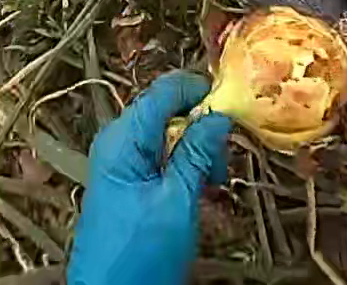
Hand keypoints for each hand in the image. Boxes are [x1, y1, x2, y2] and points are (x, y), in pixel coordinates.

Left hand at [67, 70, 232, 284]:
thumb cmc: (138, 257)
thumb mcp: (177, 201)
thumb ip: (198, 152)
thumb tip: (220, 113)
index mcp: (124, 136)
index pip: (166, 88)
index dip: (200, 91)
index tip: (228, 109)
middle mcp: (118, 138)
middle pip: (167, 108)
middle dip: (199, 126)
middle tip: (221, 159)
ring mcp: (120, 157)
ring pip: (166, 130)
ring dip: (194, 147)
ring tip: (211, 179)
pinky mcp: (126, 176)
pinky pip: (158, 152)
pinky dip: (181, 161)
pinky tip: (195, 185)